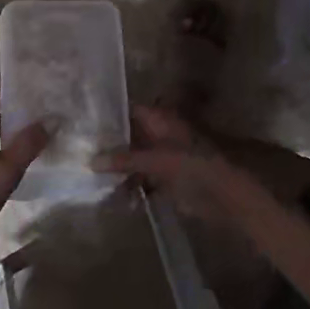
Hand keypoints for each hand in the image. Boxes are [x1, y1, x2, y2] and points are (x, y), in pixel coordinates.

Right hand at [93, 106, 253, 219]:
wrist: (228, 192)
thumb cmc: (193, 165)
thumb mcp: (156, 159)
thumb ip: (125, 159)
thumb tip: (92, 160)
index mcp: (160, 119)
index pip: (129, 111)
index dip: (109, 117)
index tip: (85, 126)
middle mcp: (161, 134)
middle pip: (131, 137)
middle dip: (111, 147)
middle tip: (81, 155)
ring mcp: (165, 157)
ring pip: (136, 160)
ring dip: (120, 170)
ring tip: (92, 180)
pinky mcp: (169, 180)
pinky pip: (145, 180)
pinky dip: (132, 187)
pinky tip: (115, 197)